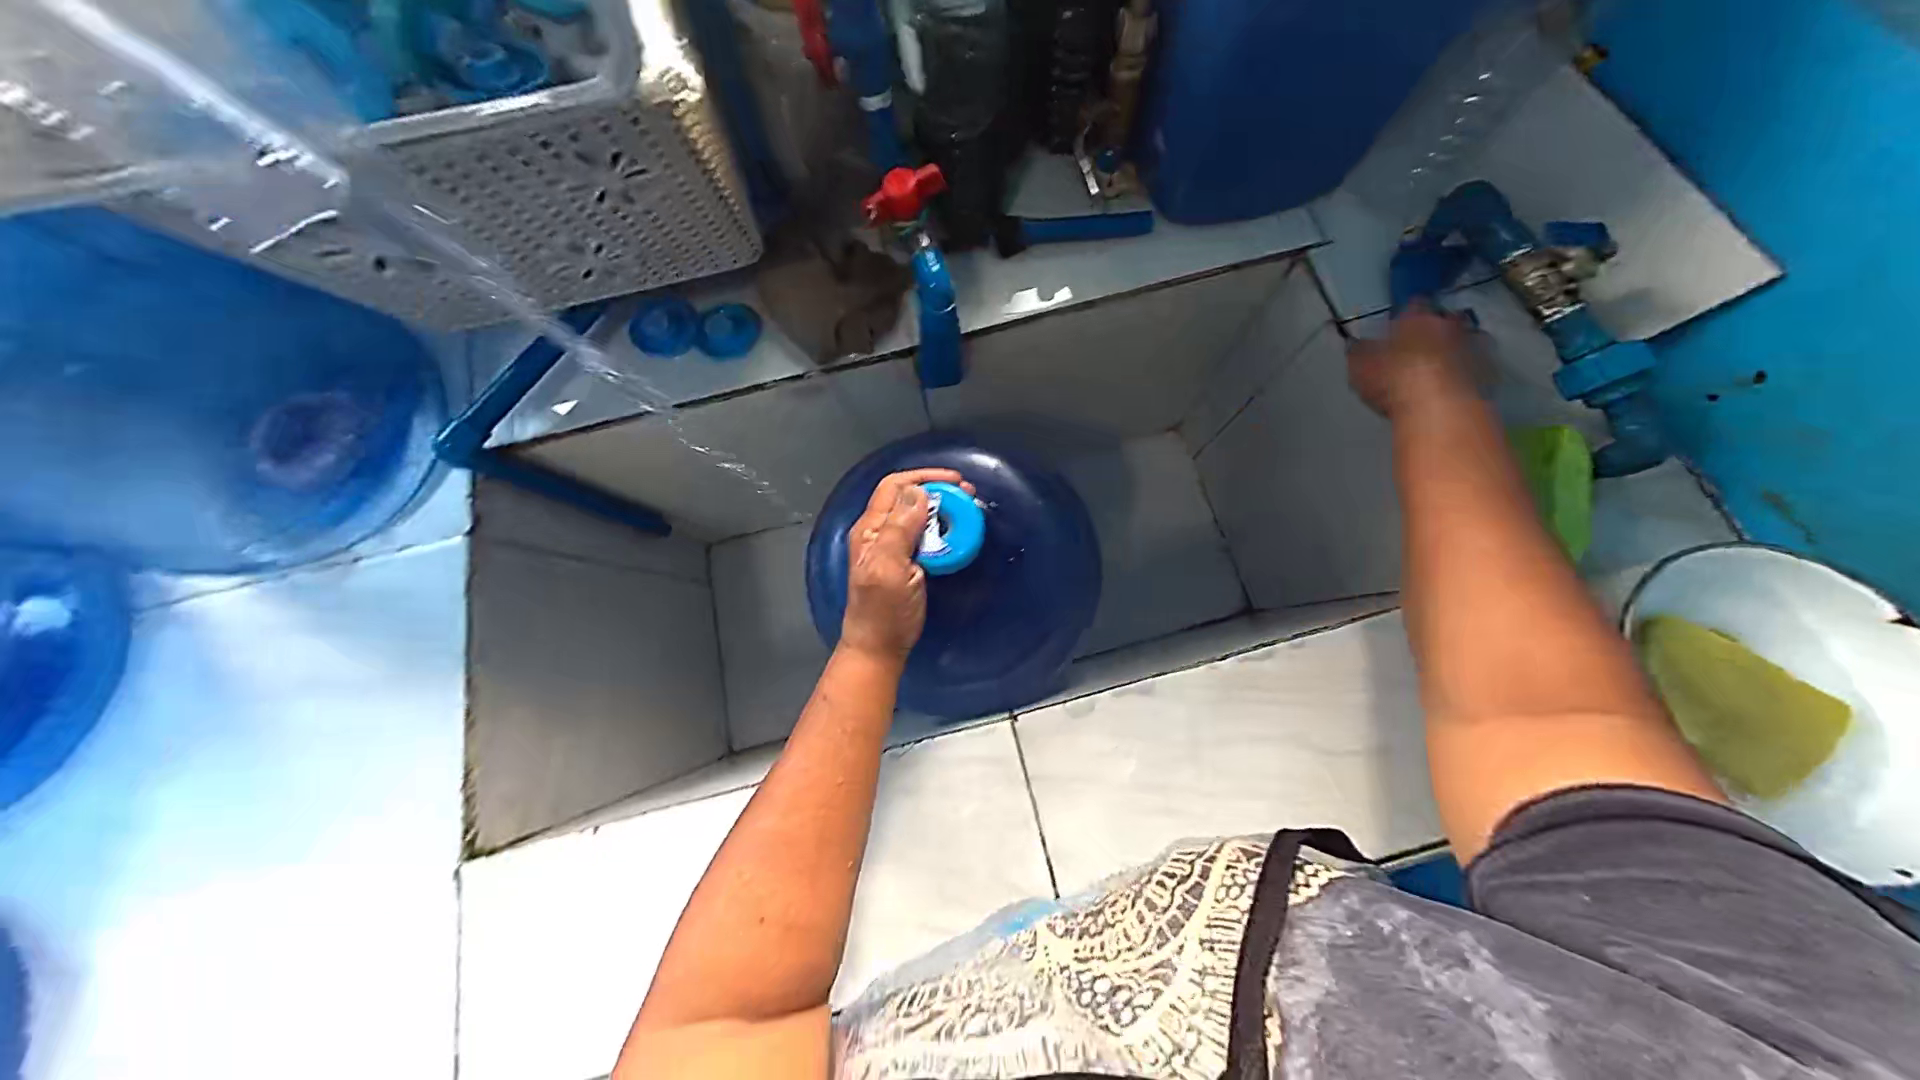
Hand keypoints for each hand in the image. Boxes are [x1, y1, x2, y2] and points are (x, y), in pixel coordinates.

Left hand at [839, 468, 974, 665]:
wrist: (879, 648)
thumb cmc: (882, 612)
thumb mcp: (889, 568)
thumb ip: (899, 528)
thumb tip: (918, 492)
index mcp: (870, 529)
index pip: (895, 487)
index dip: (924, 477)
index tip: (956, 482)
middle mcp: (879, 533)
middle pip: (907, 497)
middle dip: (938, 490)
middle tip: (968, 495)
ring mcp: (891, 548)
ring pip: (917, 516)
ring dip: (942, 510)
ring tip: (967, 511)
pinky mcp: (905, 563)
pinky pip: (923, 537)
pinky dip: (942, 530)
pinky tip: (957, 533)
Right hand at [1347, 304, 1480, 417]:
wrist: (1435, 405)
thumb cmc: (1391, 380)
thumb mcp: (1360, 368)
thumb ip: (1359, 352)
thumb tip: (1357, 343)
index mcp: (1416, 318)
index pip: (1413, 304)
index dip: (1406, 316)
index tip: (1398, 329)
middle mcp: (1449, 323)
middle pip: (1445, 319)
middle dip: (1436, 330)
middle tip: (1422, 349)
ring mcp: (1473, 343)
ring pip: (1465, 338)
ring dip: (1456, 348)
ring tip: (1441, 368)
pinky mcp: (1490, 367)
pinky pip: (1479, 362)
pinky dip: (1469, 368)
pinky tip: (1457, 383)